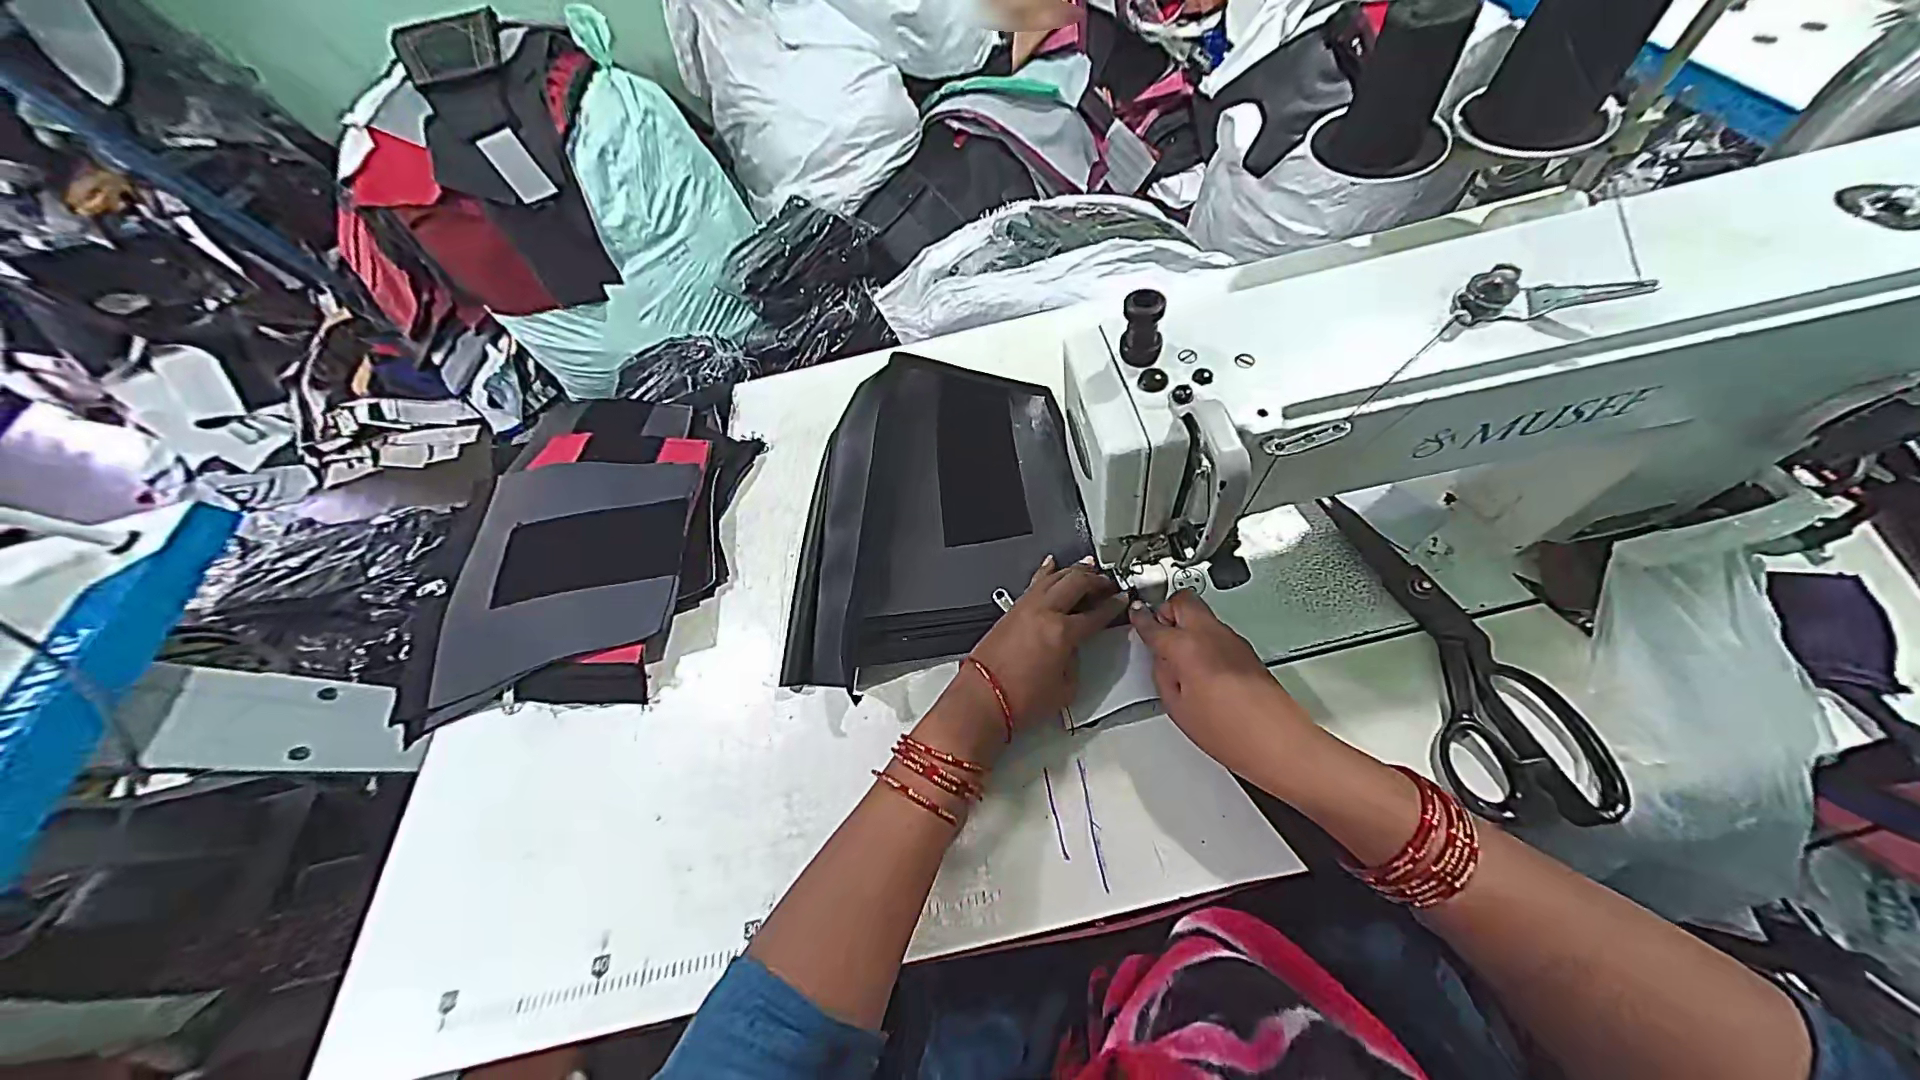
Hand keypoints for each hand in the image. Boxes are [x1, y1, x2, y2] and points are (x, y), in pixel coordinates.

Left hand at [967, 556, 1128, 729]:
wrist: (982, 700)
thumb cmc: (1017, 699)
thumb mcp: (1065, 687)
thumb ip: (1074, 661)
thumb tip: (1073, 649)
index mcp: (1061, 633)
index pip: (1096, 613)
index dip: (1113, 605)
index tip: (1120, 599)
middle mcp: (1042, 613)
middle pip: (1076, 583)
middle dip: (1097, 580)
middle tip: (1107, 583)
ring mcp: (1024, 608)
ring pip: (1054, 577)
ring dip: (1074, 571)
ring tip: (1087, 568)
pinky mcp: (1010, 611)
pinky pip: (1034, 583)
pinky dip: (1046, 573)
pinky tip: (1050, 565)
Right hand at [1128, 589, 1311, 774]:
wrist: (1279, 743)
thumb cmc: (1234, 732)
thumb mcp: (1177, 707)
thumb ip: (1162, 674)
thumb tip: (1161, 661)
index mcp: (1187, 646)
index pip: (1154, 622)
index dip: (1140, 618)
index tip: (1136, 615)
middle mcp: (1212, 635)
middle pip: (1182, 600)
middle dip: (1166, 609)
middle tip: (1157, 627)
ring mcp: (1233, 640)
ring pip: (1202, 612)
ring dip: (1186, 623)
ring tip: (1178, 652)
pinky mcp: (1247, 650)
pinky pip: (1217, 630)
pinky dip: (1203, 637)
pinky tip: (1200, 664)